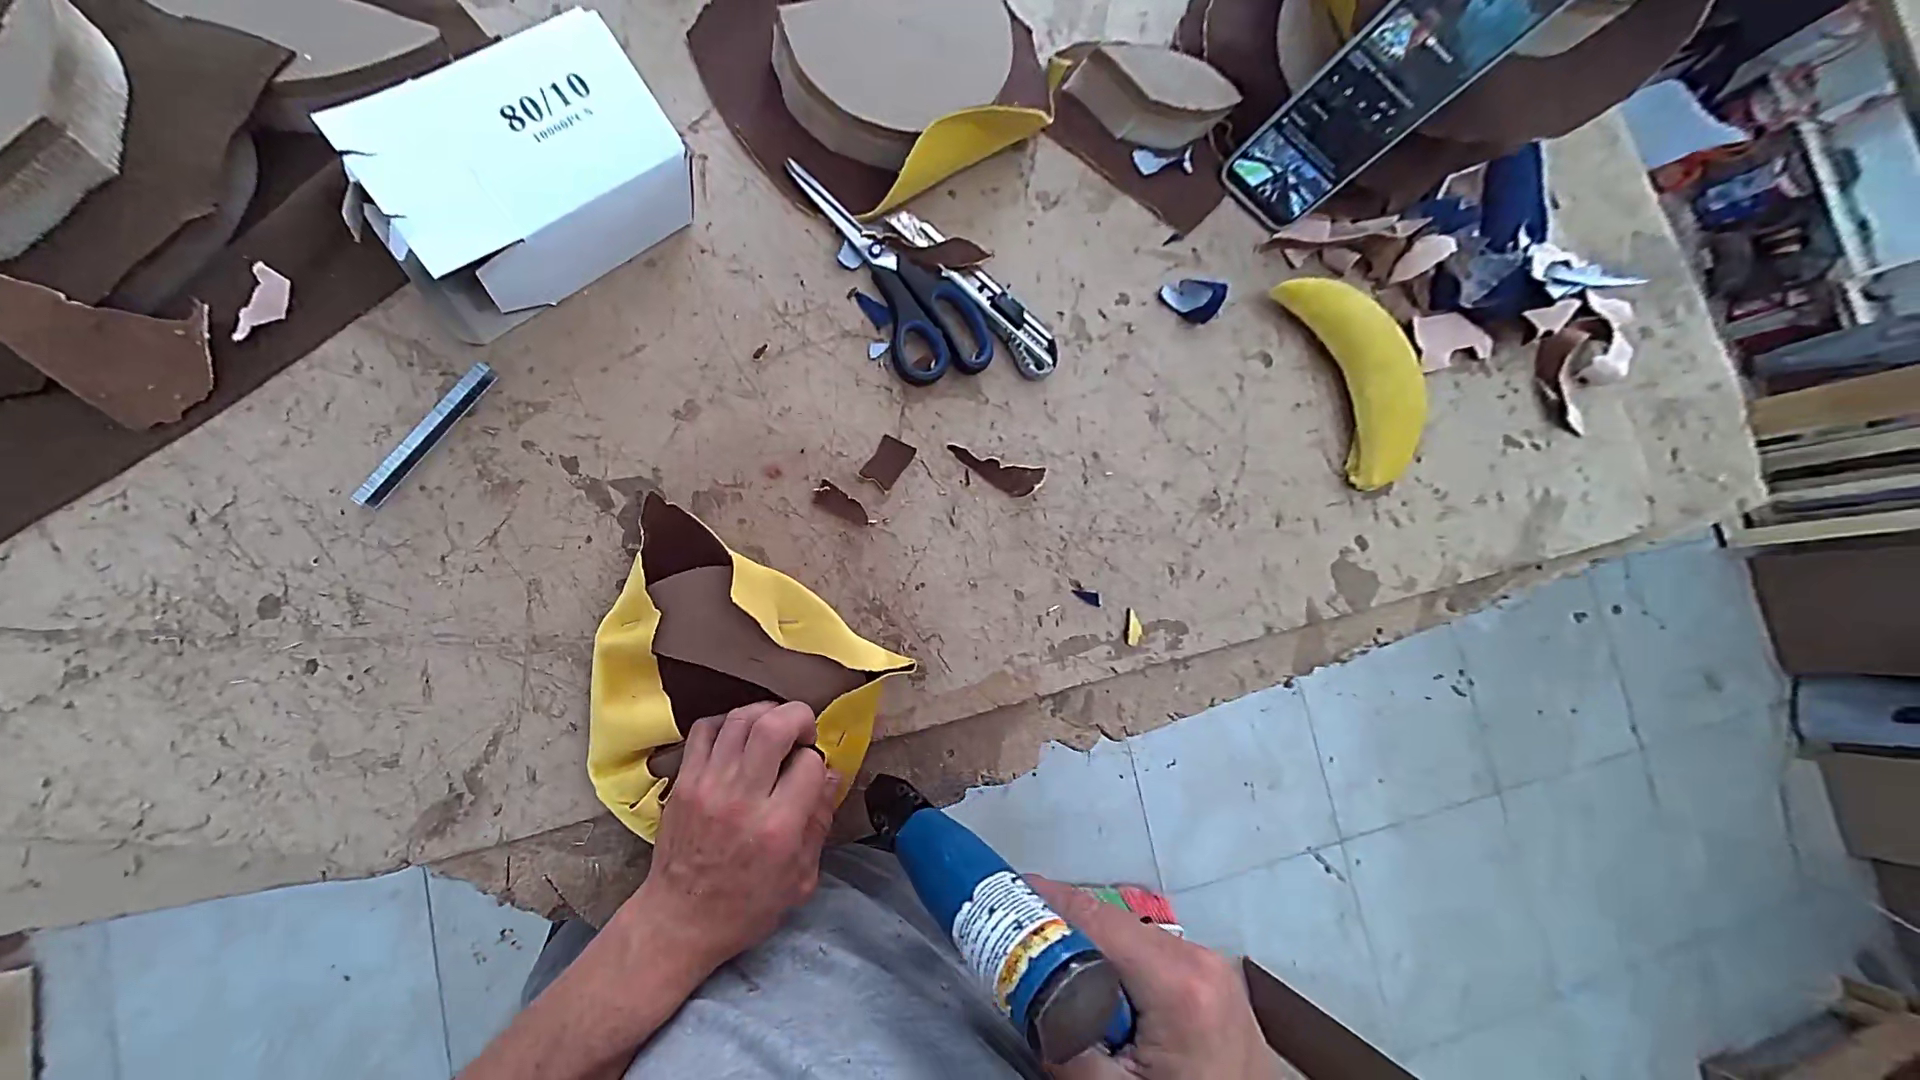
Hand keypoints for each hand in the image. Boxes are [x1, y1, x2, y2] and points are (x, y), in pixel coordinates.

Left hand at [614, 701, 838, 974]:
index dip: (818, 762)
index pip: (809, 763)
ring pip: (741, 718)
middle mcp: (741, 799)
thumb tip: (831, 773)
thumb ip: (820, 820)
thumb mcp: (801, 877)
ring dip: (767, 713)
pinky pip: (706, 728)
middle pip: (774, 725)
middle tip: (802, 734)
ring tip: (774, 730)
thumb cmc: (746, 905)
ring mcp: (707, 786)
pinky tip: (740, 737)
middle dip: (799, 717)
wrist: (678, 921)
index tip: (812, 773)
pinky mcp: (683, 781)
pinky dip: (729, 722)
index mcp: (777, 827)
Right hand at [1029, 877, 1285, 1079]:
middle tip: (1022, 937)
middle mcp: (1201, 959)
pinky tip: (1101, 989)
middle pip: (1114, 922)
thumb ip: (1063, 1039)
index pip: (1097, 918)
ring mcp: (1214, 968)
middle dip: (1065, 926)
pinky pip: (1154, 955)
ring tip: (1055, 967)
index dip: (1049, 901)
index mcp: (1179, 983)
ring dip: (1093, 946)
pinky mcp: (1217, 983)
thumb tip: (1025, 994)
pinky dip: (1121, 962)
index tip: (1010, 891)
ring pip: (1133, 935)